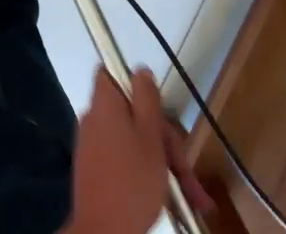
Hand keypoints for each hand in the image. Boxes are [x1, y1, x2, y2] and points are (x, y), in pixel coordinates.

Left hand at [63, 68, 215, 233]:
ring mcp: (93, 144)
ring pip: (136, 141)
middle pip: (134, 114)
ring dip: (165, 164)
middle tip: (184, 169)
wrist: (104, 229)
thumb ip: (146, 99)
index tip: (158, 108)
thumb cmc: (132, 180)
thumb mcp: (149, 136)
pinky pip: (127, 160)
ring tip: (192, 196)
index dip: (136, 85)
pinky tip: (176, 199)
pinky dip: (150, 174)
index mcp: (105, 105)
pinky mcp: (97, 168)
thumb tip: (140, 69)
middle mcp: (95, 119)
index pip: (111, 74)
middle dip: (164, 139)